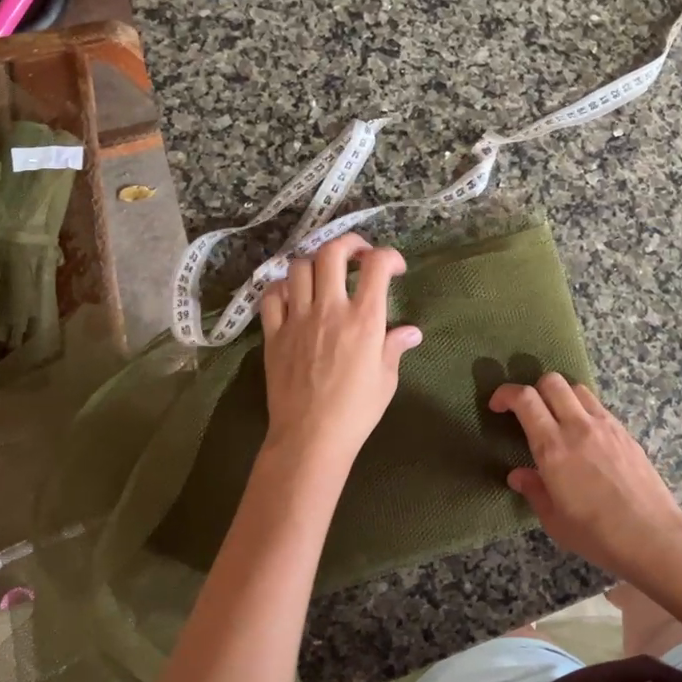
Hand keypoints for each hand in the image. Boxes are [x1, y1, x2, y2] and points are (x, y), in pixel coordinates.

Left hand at [260, 234, 420, 465]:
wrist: (310, 438)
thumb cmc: (356, 411)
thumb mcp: (386, 379)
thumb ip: (394, 347)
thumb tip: (410, 332)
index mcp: (364, 319)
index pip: (377, 265)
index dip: (389, 256)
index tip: (394, 267)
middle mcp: (330, 309)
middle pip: (332, 252)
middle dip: (348, 243)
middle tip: (358, 254)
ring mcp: (298, 319)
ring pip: (299, 266)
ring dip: (314, 263)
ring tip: (324, 274)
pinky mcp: (274, 333)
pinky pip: (271, 295)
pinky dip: (282, 287)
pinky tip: (293, 295)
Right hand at [490, 375, 681, 579]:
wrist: (652, 535)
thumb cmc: (597, 535)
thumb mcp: (555, 521)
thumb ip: (534, 491)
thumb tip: (517, 475)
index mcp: (553, 448)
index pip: (525, 399)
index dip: (506, 393)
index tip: (497, 405)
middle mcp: (577, 426)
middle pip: (552, 381)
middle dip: (533, 389)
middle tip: (527, 412)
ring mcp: (604, 425)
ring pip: (576, 388)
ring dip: (560, 395)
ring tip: (556, 419)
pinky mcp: (624, 431)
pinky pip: (597, 406)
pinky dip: (582, 410)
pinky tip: (584, 436)